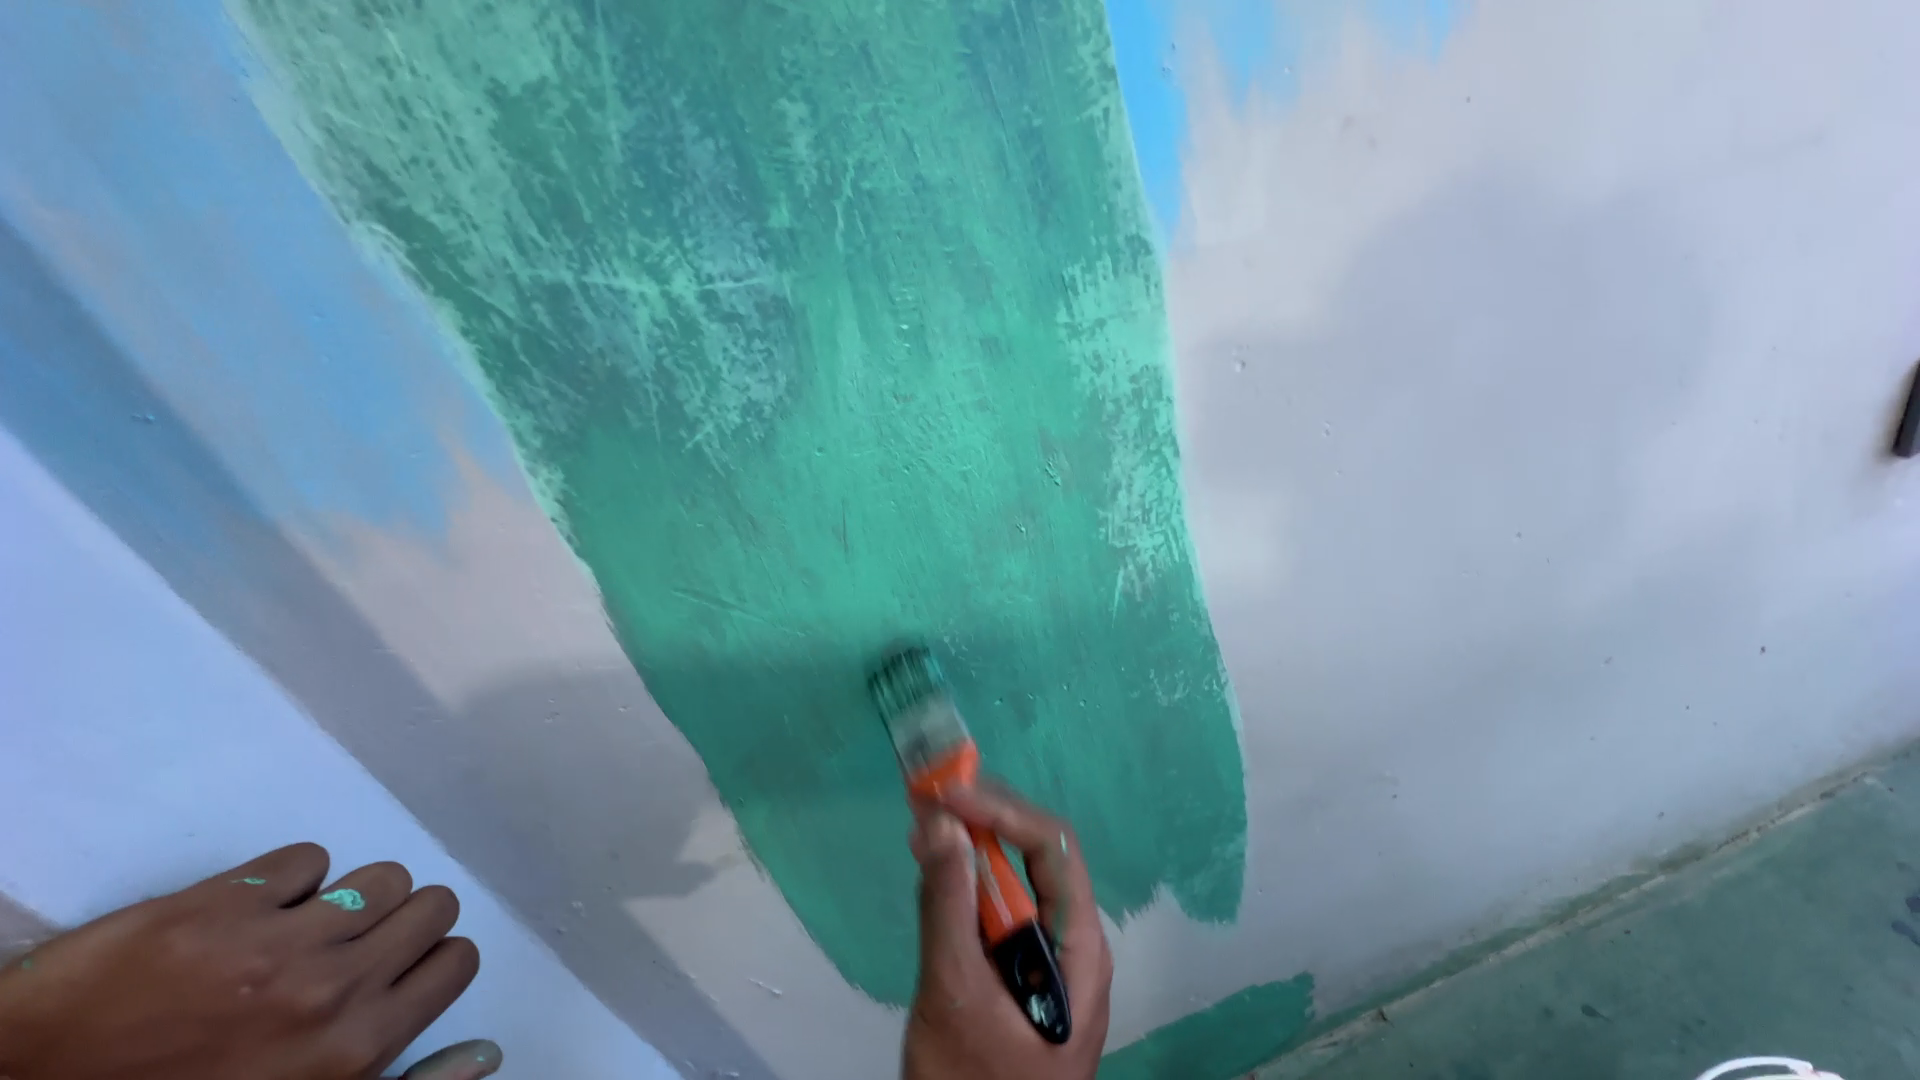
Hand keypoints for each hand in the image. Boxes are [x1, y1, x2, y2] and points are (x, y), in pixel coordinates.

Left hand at [0, 844, 493, 1079]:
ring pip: (380, 877)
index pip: (456, 961)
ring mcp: (276, 941)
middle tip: (349, 949)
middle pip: (432, 905)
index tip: (393, 972)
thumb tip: (490, 1052)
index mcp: (355, 1050)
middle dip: (400, 923)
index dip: (428, 963)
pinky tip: (248, 916)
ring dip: (348, 901)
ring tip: (297, 932)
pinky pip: (306, 858)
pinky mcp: (221, 902)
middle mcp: (334, 989)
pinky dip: (287, 882)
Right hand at [902, 784, 1112, 1079]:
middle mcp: (1073, 941)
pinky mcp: (1019, 971)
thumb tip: (940, 822)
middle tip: (929, 798)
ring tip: (926, 823)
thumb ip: (948, 907)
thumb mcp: (955, 994)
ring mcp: (1047, 957)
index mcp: (1080, 946)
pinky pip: (998, 909)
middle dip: (985, 819)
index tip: (945, 796)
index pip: (1054, 846)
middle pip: (1037, 853)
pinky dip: (965, 881)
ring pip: (1015, 878)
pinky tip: (935, 870)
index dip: (1001, 809)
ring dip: (971, 844)